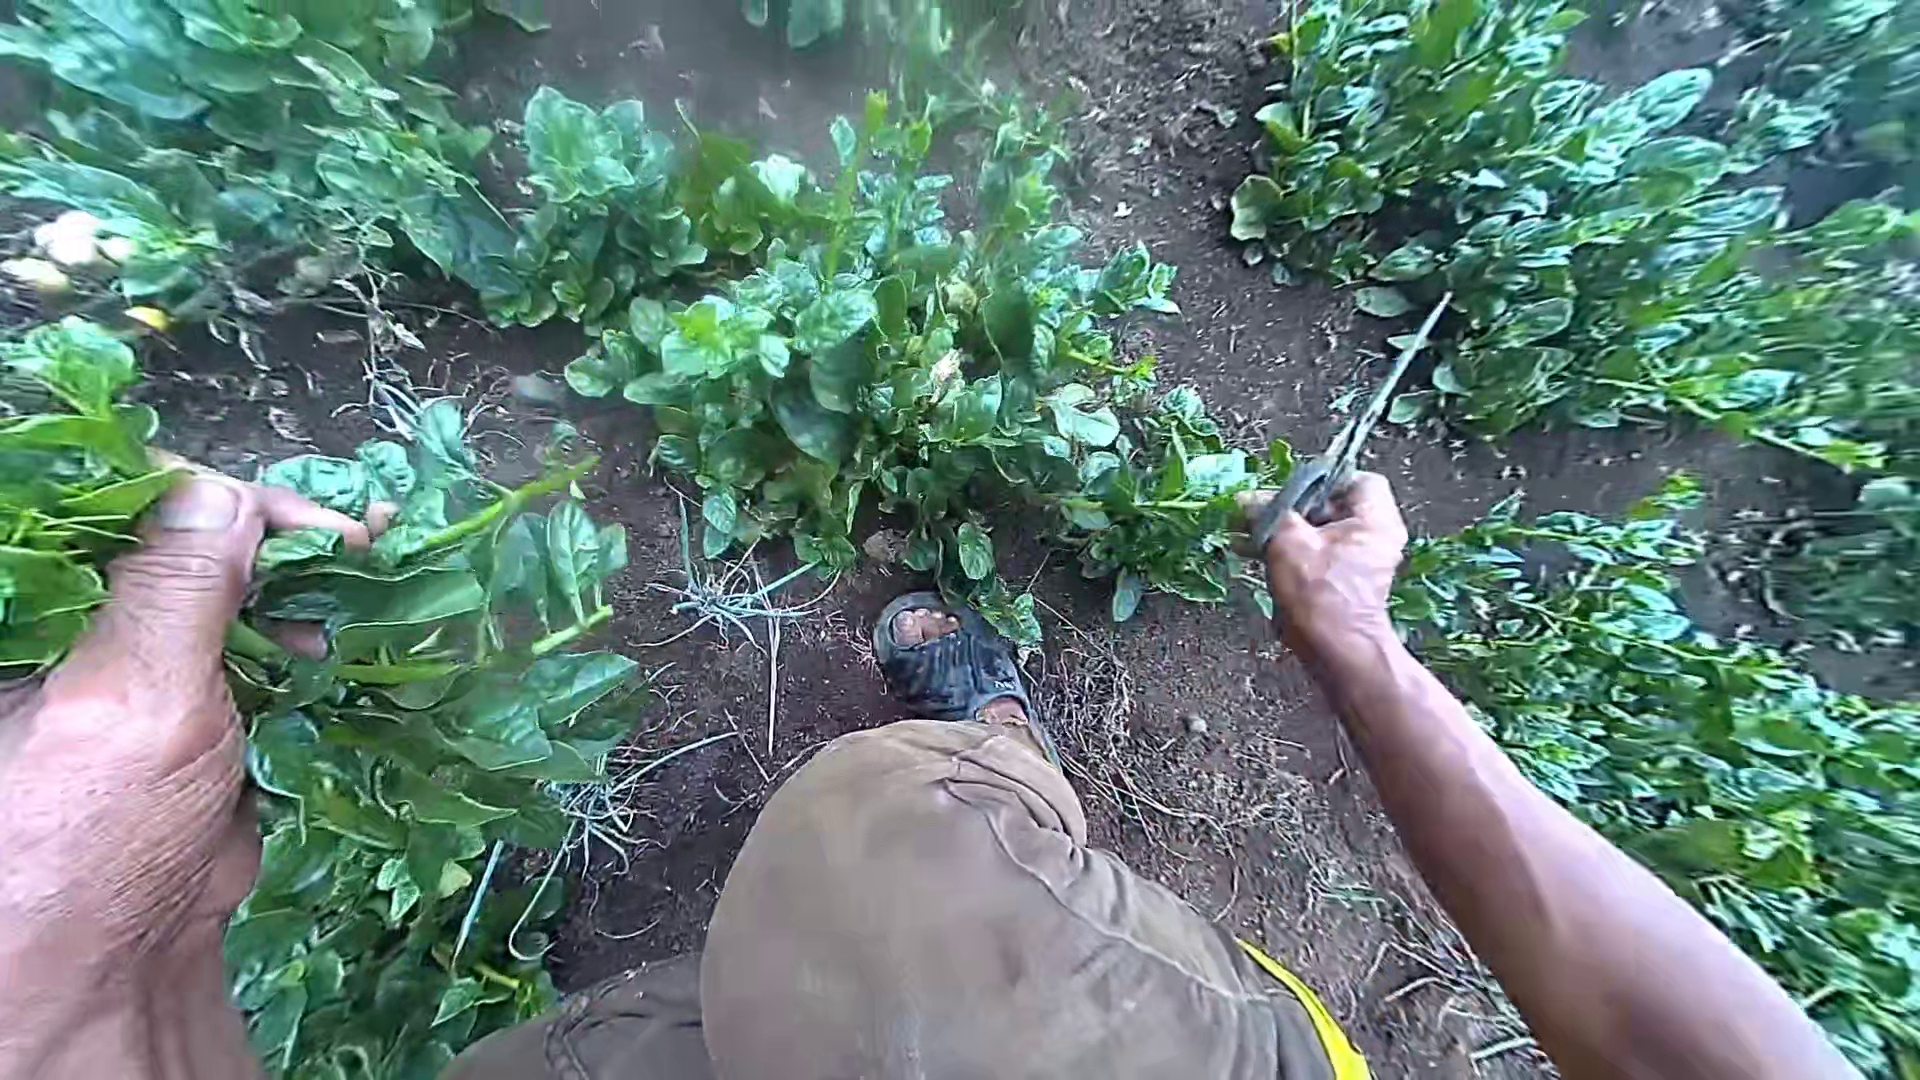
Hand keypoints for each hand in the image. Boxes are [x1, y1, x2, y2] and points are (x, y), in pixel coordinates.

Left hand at [0, 474, 365, 1077]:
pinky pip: (257, 622)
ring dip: (303, 569)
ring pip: (226, 575)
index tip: (288, 516)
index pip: (91, 507)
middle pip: (173, 533)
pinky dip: (313, 609)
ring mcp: (136, 653)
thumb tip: (216, 493)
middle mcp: (65, 624)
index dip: (193, 494)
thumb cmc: (88, 836)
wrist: (121, 943)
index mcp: (15, 620)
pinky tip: (355, 611)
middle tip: (357, 541)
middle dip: (270, 528)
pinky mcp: (196, 682)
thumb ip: (170, 599)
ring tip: (369, 577)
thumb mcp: (130, 707)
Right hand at [1255, 472, 1407, 654]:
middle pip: (1327, 504)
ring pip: (1311, 529)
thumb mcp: (1288, 541)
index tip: (1288, 491)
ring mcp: (1352, 559)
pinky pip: (1307, 551)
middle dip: (1286, 507)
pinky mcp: (1334, 578)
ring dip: (1276, 528)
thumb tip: (1245, 498)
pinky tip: (1247, 550)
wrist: (1330, 646)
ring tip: (1239, 531)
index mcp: (1373, 521)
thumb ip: (1268, 513)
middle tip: (1253, 510)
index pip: (1357, 480)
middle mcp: (1370, 536)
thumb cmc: (1318, 592)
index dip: (1322, 480)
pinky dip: (1280, 548)